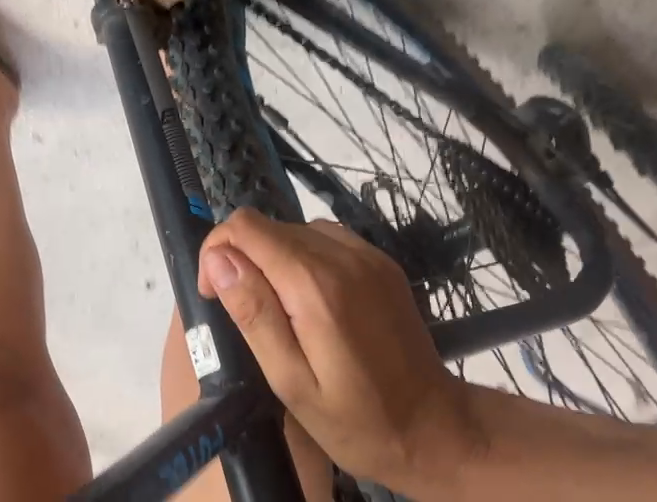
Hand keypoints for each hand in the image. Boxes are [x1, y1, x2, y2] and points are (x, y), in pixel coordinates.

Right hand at [198, 209, 485, 493]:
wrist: (439, 431)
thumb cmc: (358, 421)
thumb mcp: (291, 382)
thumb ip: (253, 313)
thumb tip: (219, 258)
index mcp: (315, 285)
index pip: (244, 227)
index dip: (218, 252)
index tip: (217, 294)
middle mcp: (341, 256)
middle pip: (266, 225)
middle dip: (242, 258)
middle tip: (248, 311)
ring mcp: (366, 255)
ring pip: (292, 229)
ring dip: (272, 258)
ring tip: (280, 308)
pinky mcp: (380, 261)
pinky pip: (323, 238)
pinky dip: (303, 258)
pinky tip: (311, 299)